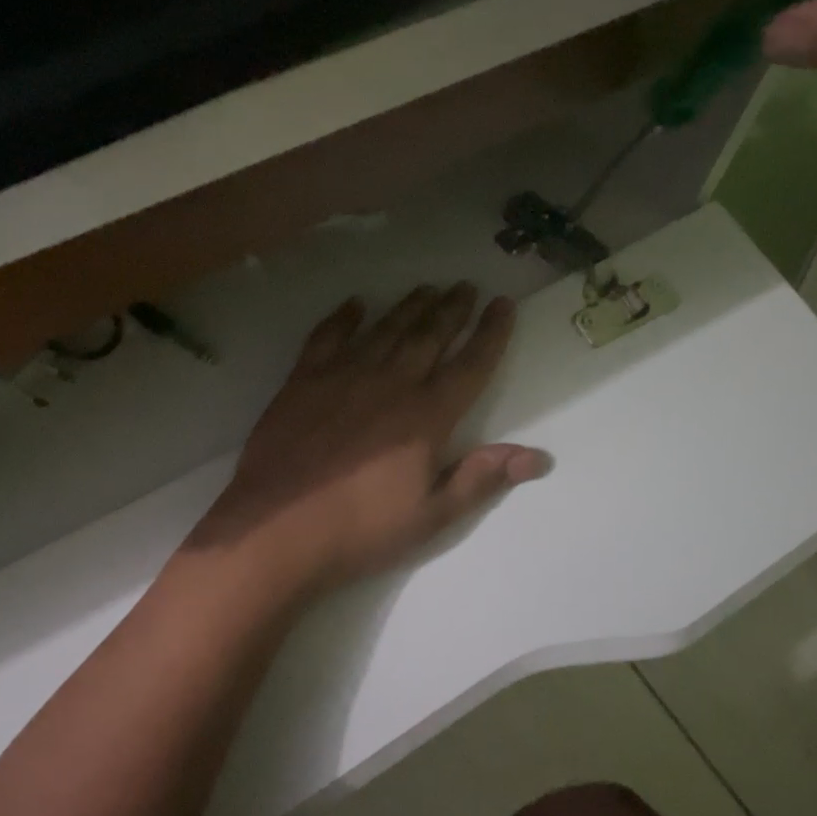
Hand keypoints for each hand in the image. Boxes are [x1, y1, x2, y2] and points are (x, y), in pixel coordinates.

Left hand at [185, 285, 547, 597]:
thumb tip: (537, 457)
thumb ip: (480, 479)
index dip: (491, 334)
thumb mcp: (431, 516)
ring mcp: (343, 376)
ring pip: (384, 330)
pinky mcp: (303, 380)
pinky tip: (355, 304)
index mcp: (426, 417)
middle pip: (429, 336)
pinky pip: (327, 336)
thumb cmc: (360, 530)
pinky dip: (344, 318)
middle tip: (466, 285)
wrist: (279, 528)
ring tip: (427, 288)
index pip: (470, 365)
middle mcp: (389, 384)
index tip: (503, 304)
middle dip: (452, 309)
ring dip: (409, 307)